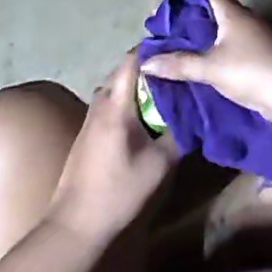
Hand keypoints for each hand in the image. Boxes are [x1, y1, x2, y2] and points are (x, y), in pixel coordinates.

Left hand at [46, 54, 175, 243]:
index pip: (132, 60)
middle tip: (176, 66)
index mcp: (117, 105)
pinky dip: (126, 99)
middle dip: (148, 64)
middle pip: (122, 71)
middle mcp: (100, 105)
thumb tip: (197, 114)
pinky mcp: (87, 134)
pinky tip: (143, 114)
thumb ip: (179, 134)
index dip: (153, 48)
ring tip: (163, 88)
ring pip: (114, 87)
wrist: (75, 226)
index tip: (177, 45)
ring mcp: (89, 119)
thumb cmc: (118, 191)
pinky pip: (109, 103)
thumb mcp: (159, 164)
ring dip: (135, 83)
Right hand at [139, 0, 271, 122]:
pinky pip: (233, 48)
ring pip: (225, 32)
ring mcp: (257, 37)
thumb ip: (179, 64)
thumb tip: (146, 62)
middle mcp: (246, 19)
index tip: (165, 14)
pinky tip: (204, 69)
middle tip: (168, 36)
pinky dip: (218, 54)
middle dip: (192, 23)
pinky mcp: (262, 56)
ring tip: (181, 54)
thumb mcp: (209, 68)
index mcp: (233, 12)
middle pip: (215, 13)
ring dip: (206, 41)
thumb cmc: (249, 71)